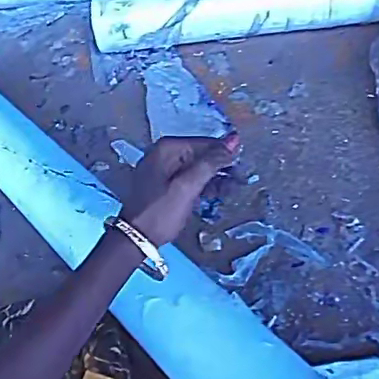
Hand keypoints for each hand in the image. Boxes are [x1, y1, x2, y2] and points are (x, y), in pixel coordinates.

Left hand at [120, 134, 237, 246]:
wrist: (135, 238)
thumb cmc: (161, 212)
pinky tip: (218, 193)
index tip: (243, 169)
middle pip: (201, 154)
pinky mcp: (164, 184)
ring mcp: (163, 169)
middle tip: (241, 181)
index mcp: (168, 148)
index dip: (226, 154)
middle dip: (221, 167)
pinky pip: (189, 178)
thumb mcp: (187, 187)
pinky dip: (203, 185)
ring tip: (234, 189)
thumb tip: (234, 140)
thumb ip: (210, 163)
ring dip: (215, 178)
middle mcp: (164, 153)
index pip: (206, 143)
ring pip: (197, 167)